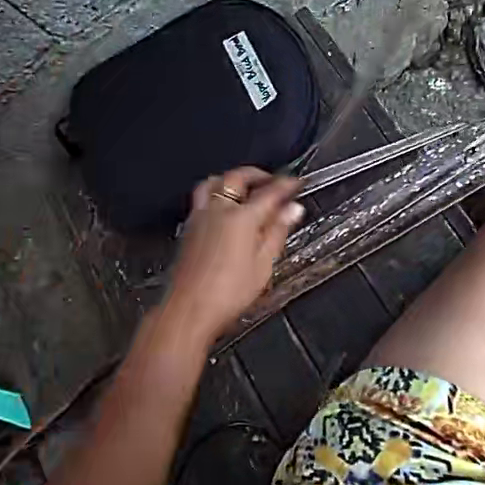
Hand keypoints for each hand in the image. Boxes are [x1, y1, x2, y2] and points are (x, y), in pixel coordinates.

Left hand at [160, 168, 303, 338]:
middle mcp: (218, 211)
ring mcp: (200, 217)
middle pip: (237, 177)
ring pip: (213, 182)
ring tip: (244, 186)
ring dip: (231, 179)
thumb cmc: (226, 293)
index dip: (286, 184)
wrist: (189, 309)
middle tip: (272, 180)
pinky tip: (222, 207)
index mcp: (242, 217)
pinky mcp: (188, 228)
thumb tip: (292, 210)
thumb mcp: (263, 264)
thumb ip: (277, 231)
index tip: (296, 182)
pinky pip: (201, 198)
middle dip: (258, 174)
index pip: (270, 191)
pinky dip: (215, 193)